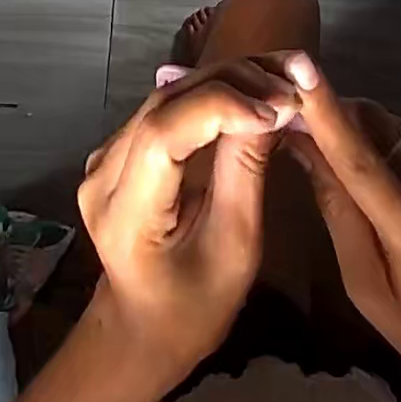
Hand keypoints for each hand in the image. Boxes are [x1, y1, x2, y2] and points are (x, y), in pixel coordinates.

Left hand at [77, 58, 299, 384]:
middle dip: (238, 82)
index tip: (281, 106)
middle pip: (170, 101)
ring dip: (233, 77)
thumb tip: (277, 105)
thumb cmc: (195, 305)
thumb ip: (246, 170)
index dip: (222, 106)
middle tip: (295, 83)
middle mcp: (105, 171)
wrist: (145, 324)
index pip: (163, 133)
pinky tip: (258, 86)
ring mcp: (110, 152)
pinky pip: (175, 102)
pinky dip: (220, 89)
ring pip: (174, 91)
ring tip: (285, 78)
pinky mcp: (126, 143)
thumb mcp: (235, 246)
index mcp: (124, 212)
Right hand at [279, 52, 400, 401]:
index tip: (303, 69)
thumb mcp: (370, 291)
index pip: (362, 163)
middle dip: (345, 117)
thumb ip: (339, 214)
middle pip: (385, 131)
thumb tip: (305, 146)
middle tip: (314, 124)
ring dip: (379, 138)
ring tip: (376, 180)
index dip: (329, 114)